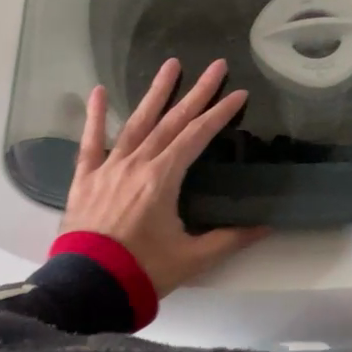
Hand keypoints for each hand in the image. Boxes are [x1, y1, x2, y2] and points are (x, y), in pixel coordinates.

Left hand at [63, 58, 267, 294]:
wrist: (87, 287)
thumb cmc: (142, 271)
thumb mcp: (192, 258)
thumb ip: (229, 239)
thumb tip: (265, 228)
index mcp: (163, 178)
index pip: (197, 136)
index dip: (220, 113)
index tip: (239, 93)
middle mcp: (137, 163)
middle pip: (172, 121)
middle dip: (197, 92)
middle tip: (216, 66)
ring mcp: (109, 168)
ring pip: (136, 122)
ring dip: (155, 93)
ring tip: (171, 65)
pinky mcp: (85, 179)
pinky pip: (90, 141)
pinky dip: (94, 116)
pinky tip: (96, 91)